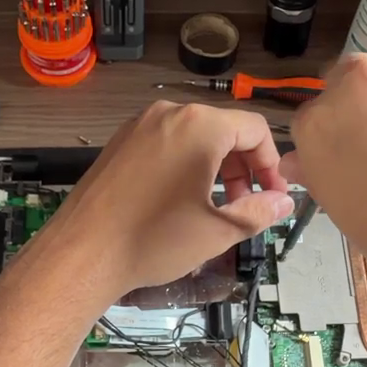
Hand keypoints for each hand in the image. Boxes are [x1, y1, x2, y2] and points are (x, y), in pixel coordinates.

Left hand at [27, 101, 293, 306]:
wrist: (83, 253)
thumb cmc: (155, 240)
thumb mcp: (217, 230)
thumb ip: (259, 211)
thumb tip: (284, 201)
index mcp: (199, 125)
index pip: (255, 129)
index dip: (272, 163)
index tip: (274, 196)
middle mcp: (168, 113)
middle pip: (224, 130)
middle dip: (244, 167)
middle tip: (247, 207)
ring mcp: (139, 126)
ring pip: (193, 138)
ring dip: (215, 168)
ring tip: (216, 208)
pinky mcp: (119, 143)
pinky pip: (166, 145)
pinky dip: (185, 166)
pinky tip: (181, 202)